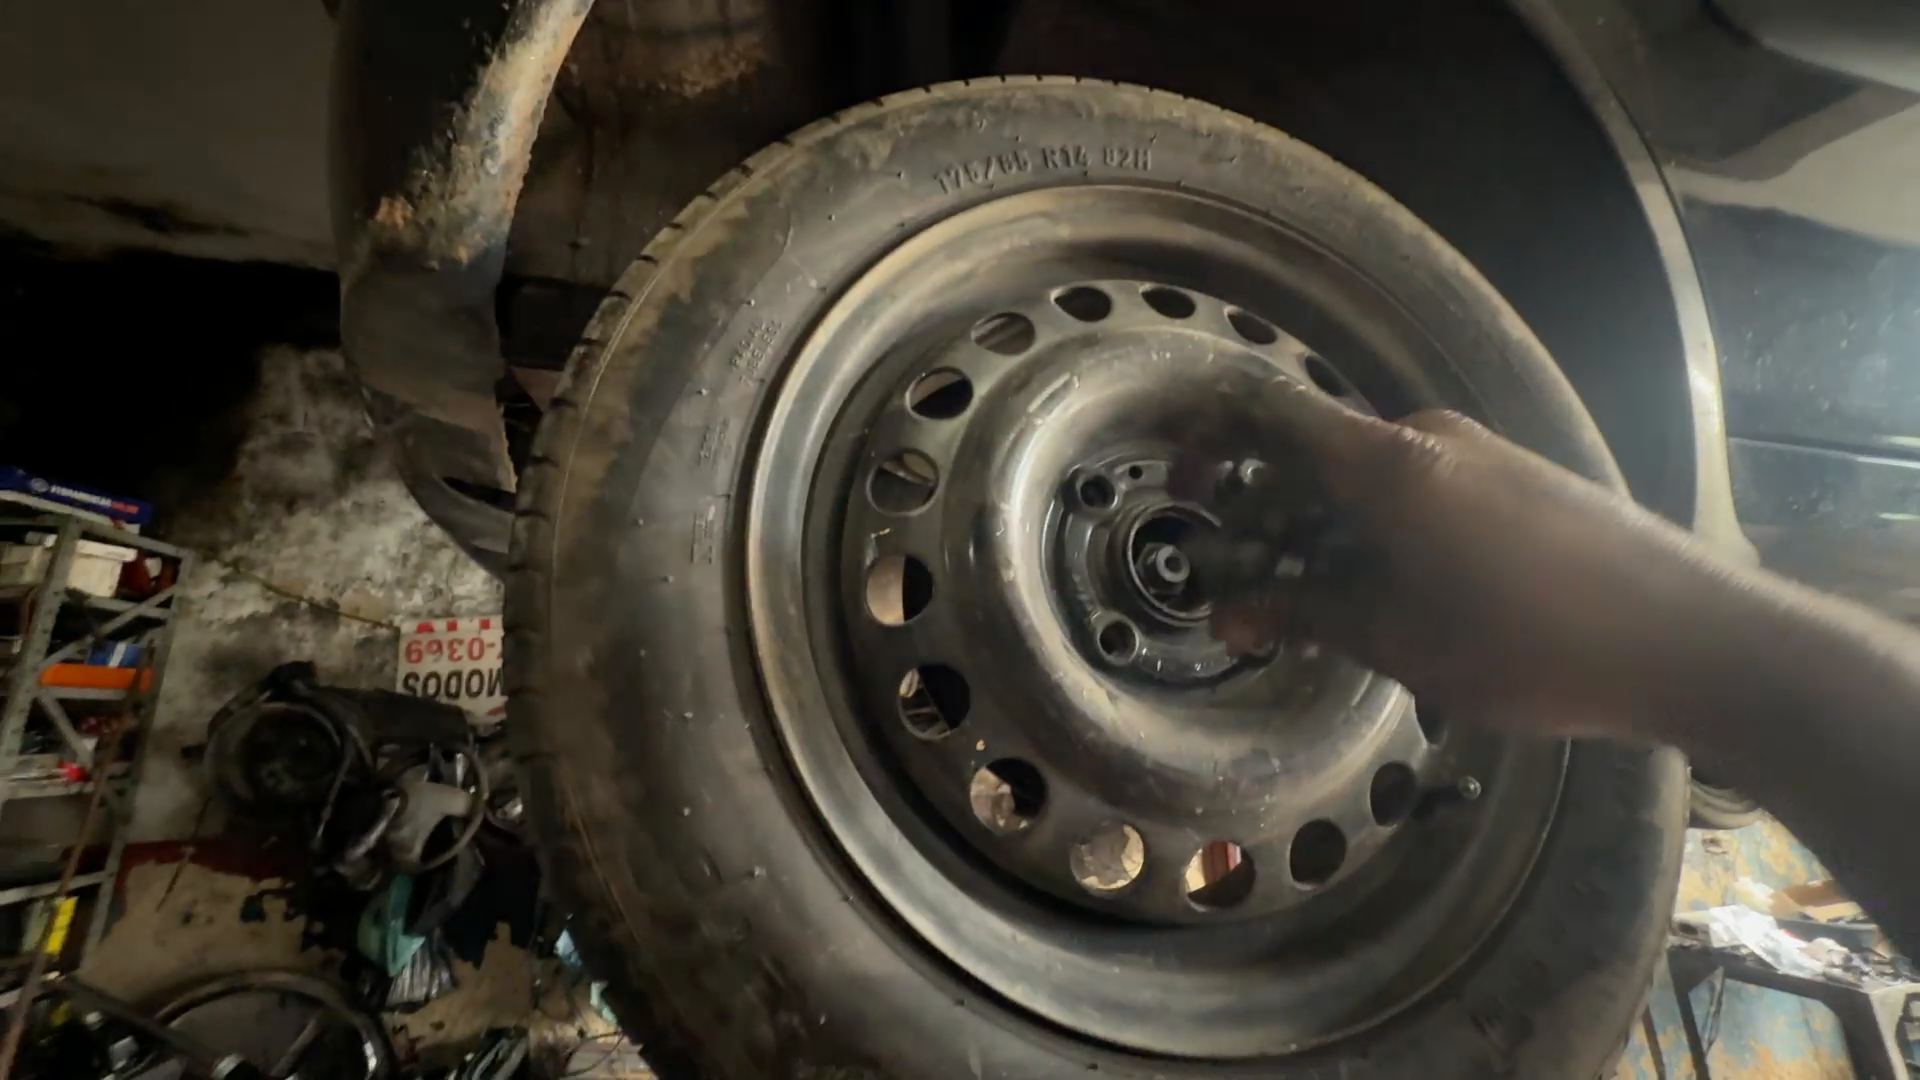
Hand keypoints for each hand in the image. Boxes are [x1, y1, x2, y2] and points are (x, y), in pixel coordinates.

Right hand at [1205, 386, 1754, 739]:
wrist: (1705, 643)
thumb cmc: (1528, 641)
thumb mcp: (1392, 636)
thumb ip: (1298, 613)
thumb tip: (1224, 620)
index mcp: (1385, 463)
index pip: (1266, 416)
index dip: (1208, 441)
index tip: (1183, 490)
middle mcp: (1421, 437)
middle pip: (1306, 452)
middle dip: (1258, 510)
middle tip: (1243, 576)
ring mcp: (1467, 452)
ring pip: (1354, 474)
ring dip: (1311, 524)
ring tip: (1304, 591)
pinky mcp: (1501, 475)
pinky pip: (1403, 485)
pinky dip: (1362, 524)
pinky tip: (1371, 581)